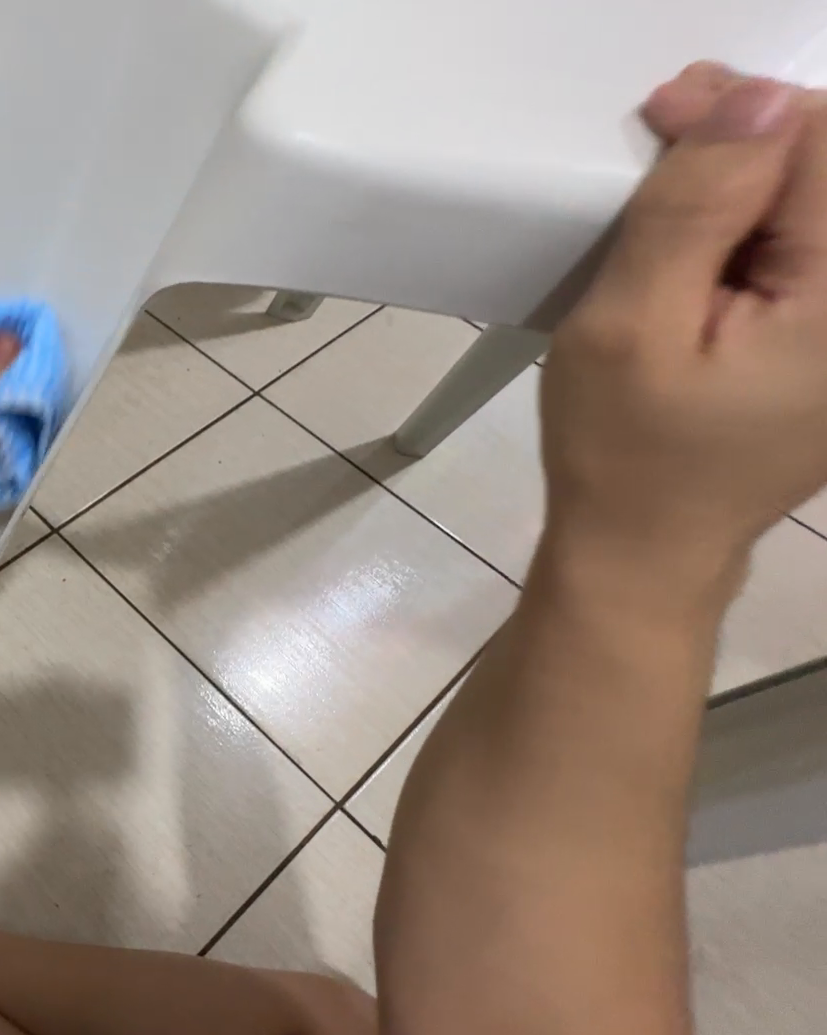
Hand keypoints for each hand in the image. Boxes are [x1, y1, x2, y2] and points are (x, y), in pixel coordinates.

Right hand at [540, 68, 826, 591]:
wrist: (647, 537)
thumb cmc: (622, 446)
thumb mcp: (627, 332)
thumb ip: (689, 219)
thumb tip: (750, 102)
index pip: (825, 146)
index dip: (745, 114)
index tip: (661, 106)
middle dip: (756, 142)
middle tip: (662, 138)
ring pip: (825, 207)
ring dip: (757, 182)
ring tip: (680, 191)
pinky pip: (813, 251)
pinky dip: (764, 226)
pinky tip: (712, 241)